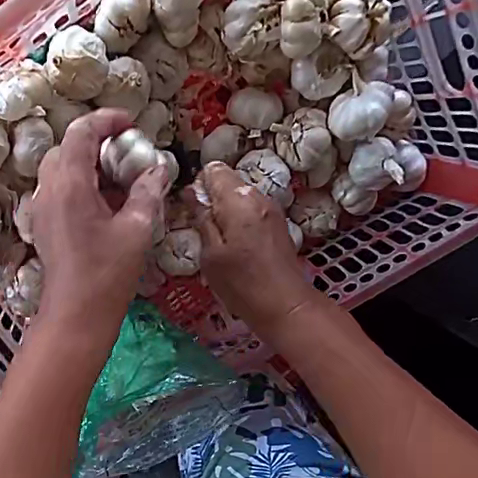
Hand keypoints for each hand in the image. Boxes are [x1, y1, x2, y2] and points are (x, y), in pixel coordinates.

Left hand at [24, 109, 172, 326]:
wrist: (76, 315)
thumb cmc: (107, 273)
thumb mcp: (137, 229)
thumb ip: (148, 193)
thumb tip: (160, 169)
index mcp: (70, 185)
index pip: (82, 132)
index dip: (107, 120)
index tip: (131, 124)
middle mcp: (49, 190)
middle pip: (69, 148)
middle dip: (99, 144)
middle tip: (129, 156)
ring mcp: (42, 209)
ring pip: (63, 169)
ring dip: (90, 165)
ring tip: (121, 182)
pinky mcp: (44, 226)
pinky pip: (60, 191)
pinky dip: (83, 186)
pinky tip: (107, 206)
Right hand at [198, 162, 323, 333]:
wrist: (286, 306)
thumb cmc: (242, 285)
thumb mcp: (211, 255)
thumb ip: (202, 219)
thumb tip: (192, 194)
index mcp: (239, 200)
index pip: (213, 170)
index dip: (198, 186)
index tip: (192, 209)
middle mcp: (258, 196)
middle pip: (228, 182)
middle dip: (212, 199)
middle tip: (202, 229)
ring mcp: (271, 209)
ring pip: (240, 197)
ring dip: (226, 212)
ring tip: (218, 242)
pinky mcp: (278, 223)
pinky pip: (252, 211)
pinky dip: (240, 222)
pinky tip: (237, 247)